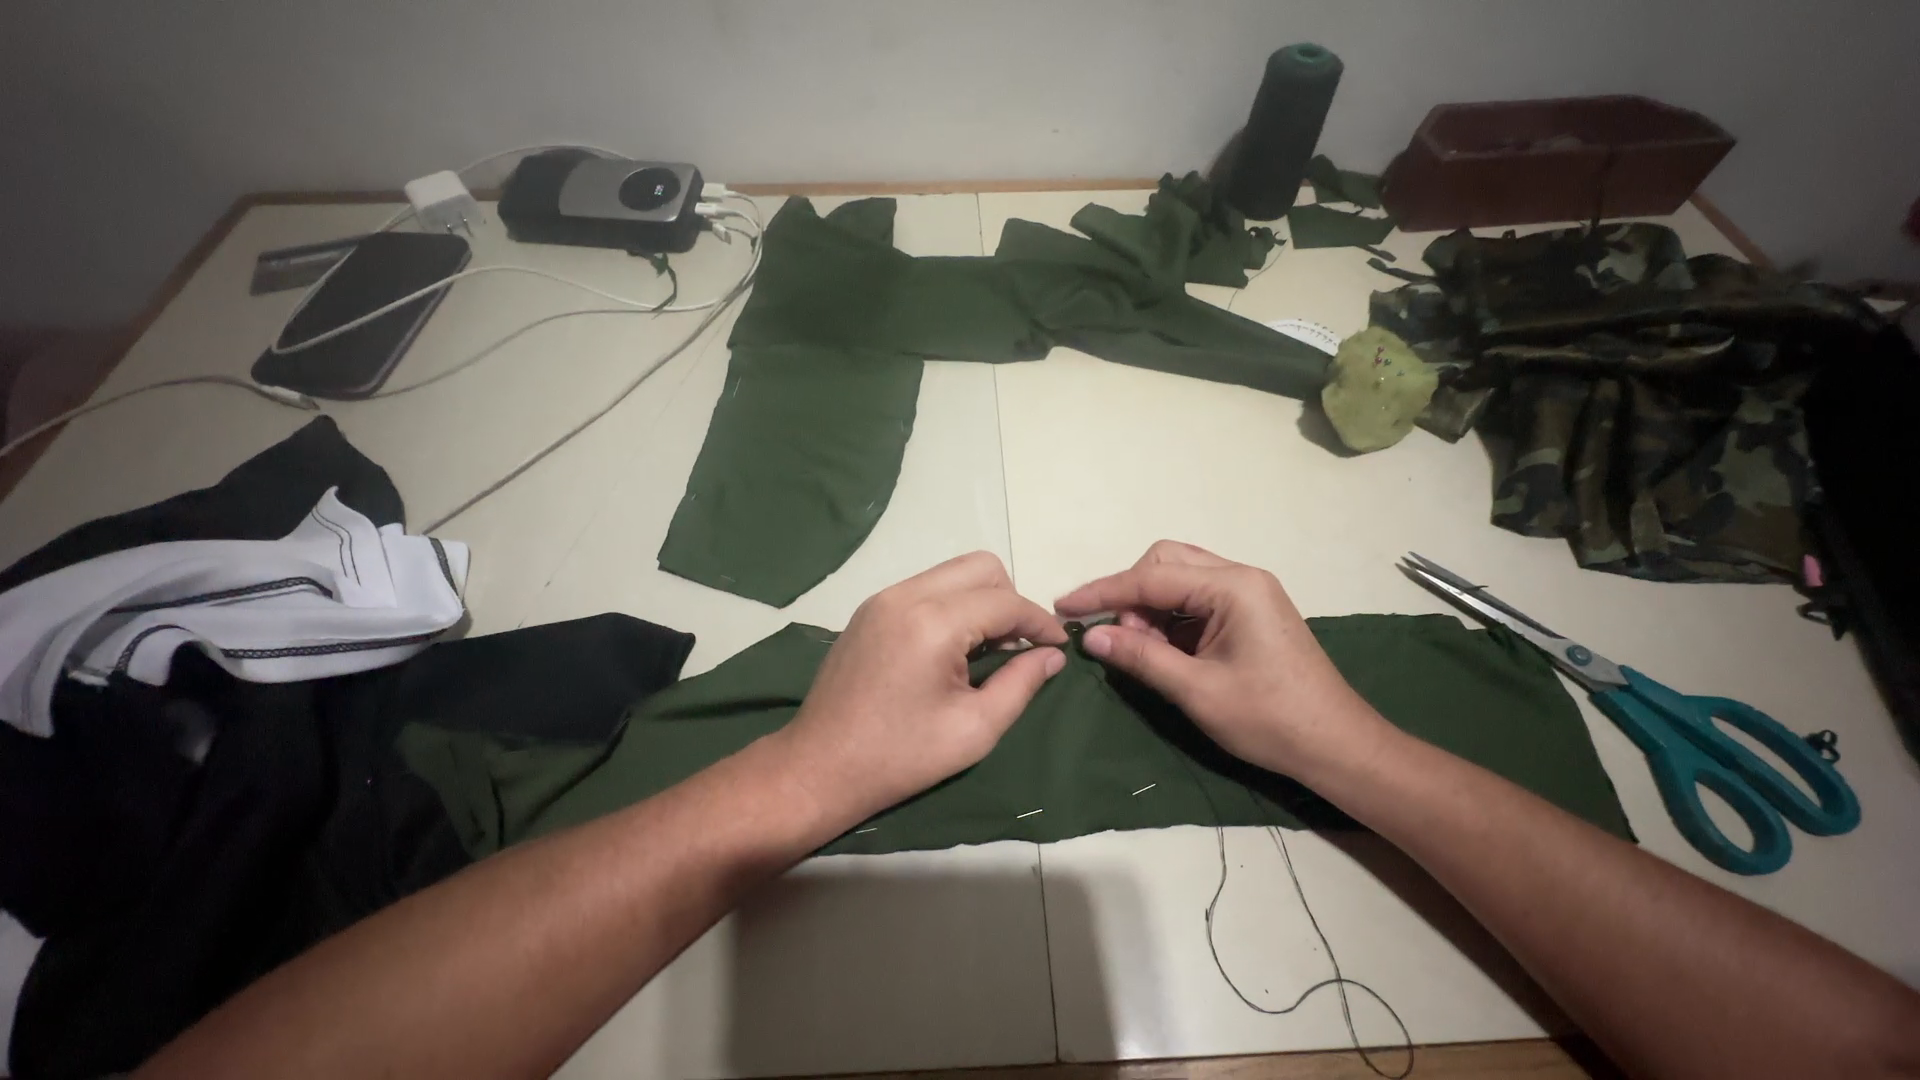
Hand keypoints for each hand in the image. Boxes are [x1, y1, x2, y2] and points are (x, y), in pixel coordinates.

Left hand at [780, 552, 1067, 824]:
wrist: (819, 767)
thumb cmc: (900, 757)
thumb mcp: (974, 729)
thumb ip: (1021, 684)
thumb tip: (1052, 655)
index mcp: (933, 623)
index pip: (1004, 602)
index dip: (1039, 622)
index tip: (1059, 646)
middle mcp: (906, 596)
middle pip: (980, 567)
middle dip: (1011, 601)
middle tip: (1021, 646)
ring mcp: (882, 599)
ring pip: (952, 573)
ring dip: (982, 600)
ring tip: (991, 648)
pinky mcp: (869, 610)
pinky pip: (926, 588)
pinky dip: (953, 605)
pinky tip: (956, 648)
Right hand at [1054, 540, 1386, 777]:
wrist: (1337, 746)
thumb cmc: (1270, 719)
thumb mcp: (1197, 691)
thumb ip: (1141, 657)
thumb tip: (1091, 637)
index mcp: (1233, 587)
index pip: (1152, 577)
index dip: (1103, 592)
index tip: (1064, 606)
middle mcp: (1240, 578)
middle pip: (1166, 562)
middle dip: (1131, 594)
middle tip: (1117, 638)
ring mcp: (1248, 594)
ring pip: (1179, 579)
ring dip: (1149, 607)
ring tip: (1138, 648)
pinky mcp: (1248, 613)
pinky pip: (1195, 600)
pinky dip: (1170, 619)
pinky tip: (1162, 650)